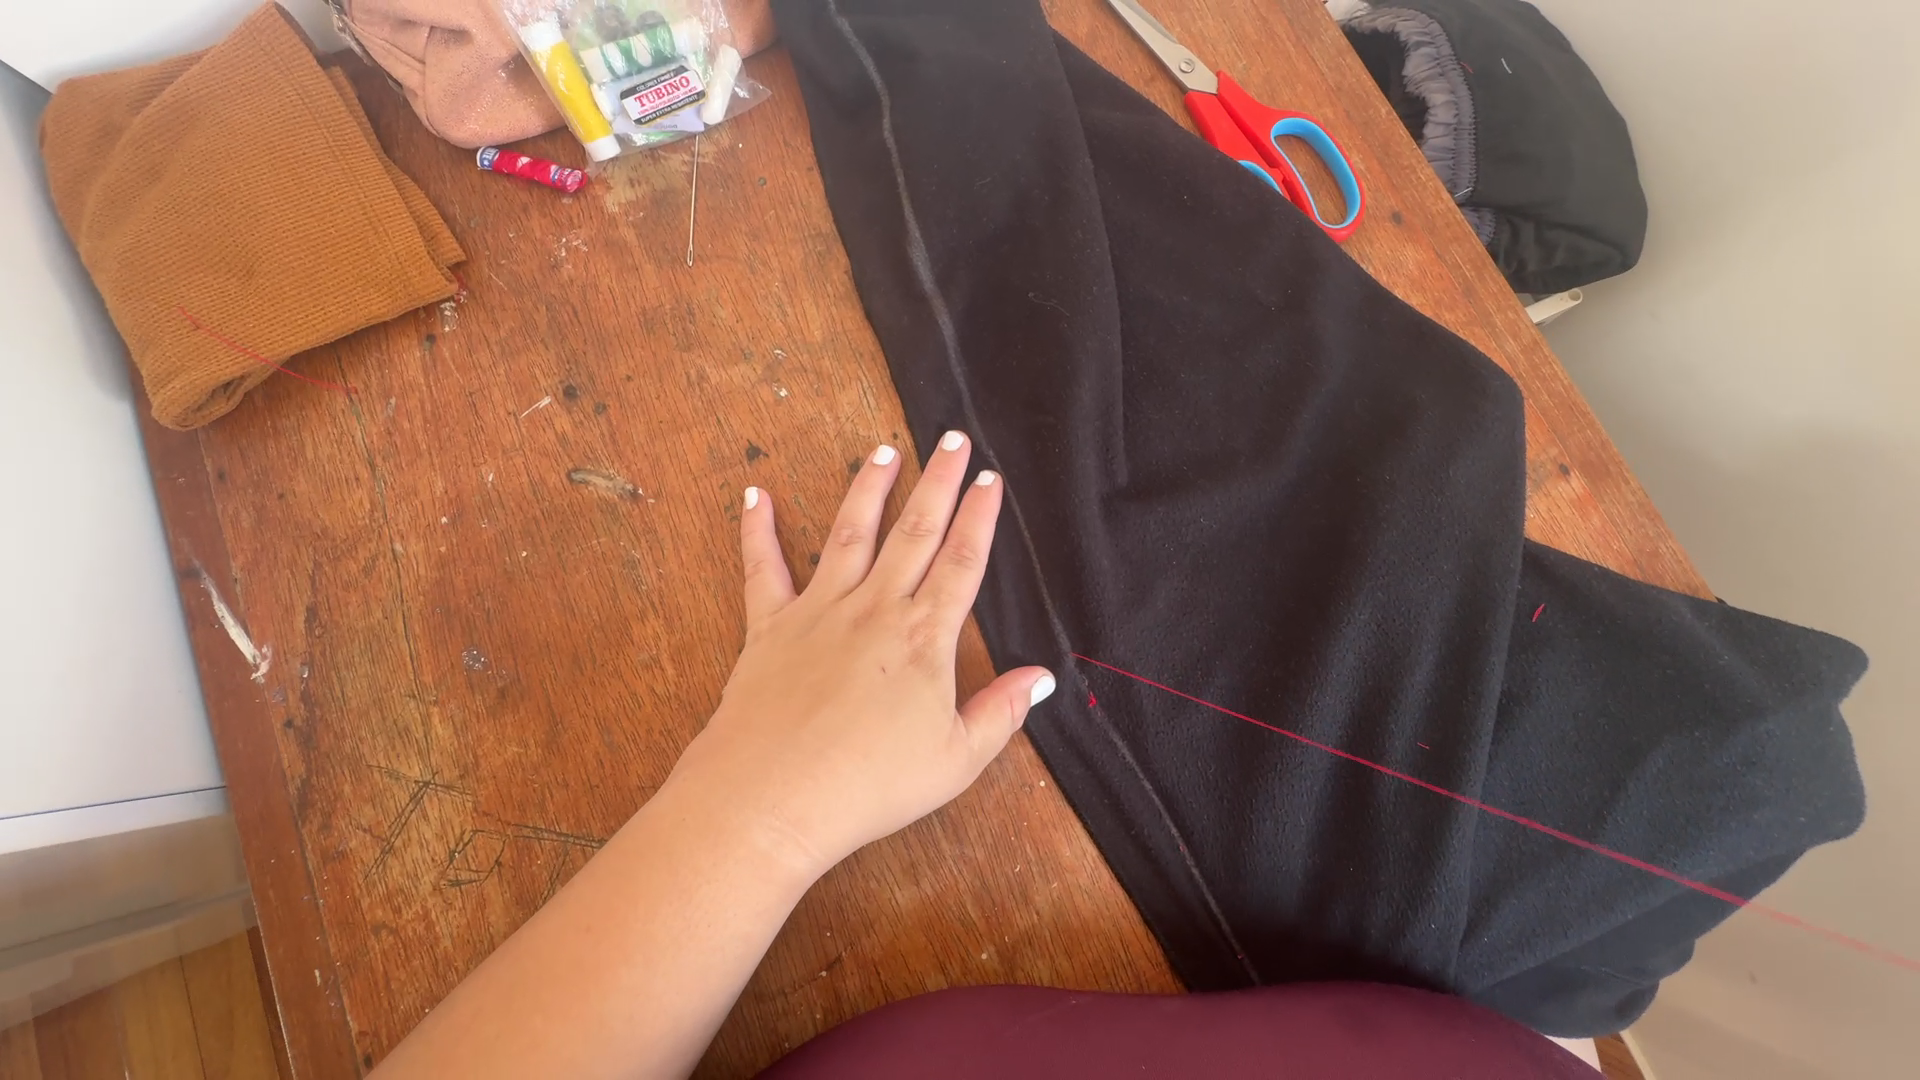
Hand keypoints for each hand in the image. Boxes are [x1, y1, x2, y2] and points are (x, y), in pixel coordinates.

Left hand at [664, 430, 1055, 878]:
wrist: (774, 797)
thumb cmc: (870, 784)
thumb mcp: (956, 759)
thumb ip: (1001, 712)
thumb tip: (1041, 676)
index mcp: (923, 637)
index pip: (961, 562)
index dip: (979, 517)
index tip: (990, 479)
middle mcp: (875, 608)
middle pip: (915, 532)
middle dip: (938, 481)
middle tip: (951, 438)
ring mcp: (820, 610)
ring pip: (851, 533)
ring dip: (869, 488)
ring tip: (883, 451)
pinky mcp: (772, 624)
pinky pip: (763, 567)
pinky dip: (758, 530)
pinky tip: (756, 494)